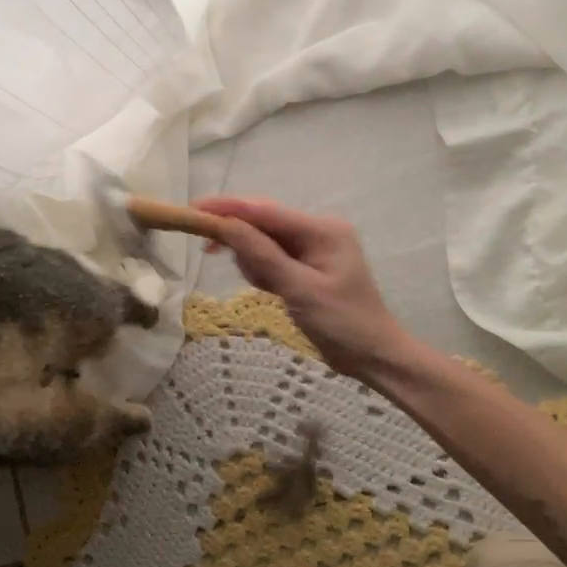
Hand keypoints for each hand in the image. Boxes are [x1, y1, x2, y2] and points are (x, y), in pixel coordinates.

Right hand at [193, 197, 411, 378]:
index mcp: (322, 229)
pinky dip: (261, 271)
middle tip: (208, 251)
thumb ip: (262, 255)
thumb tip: (225, 225)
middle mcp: (317, 231)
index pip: (265, 211)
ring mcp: (312, 249)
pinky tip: (268, 289)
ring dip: (252, 260)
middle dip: (238, 238)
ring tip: (266, 288)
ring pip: (263, 242)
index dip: (227, 209)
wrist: (373, 357)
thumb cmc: (342, 323)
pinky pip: (272, 258)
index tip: (192, 210)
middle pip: (263, 223)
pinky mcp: (305, 267)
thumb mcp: (299, 289)